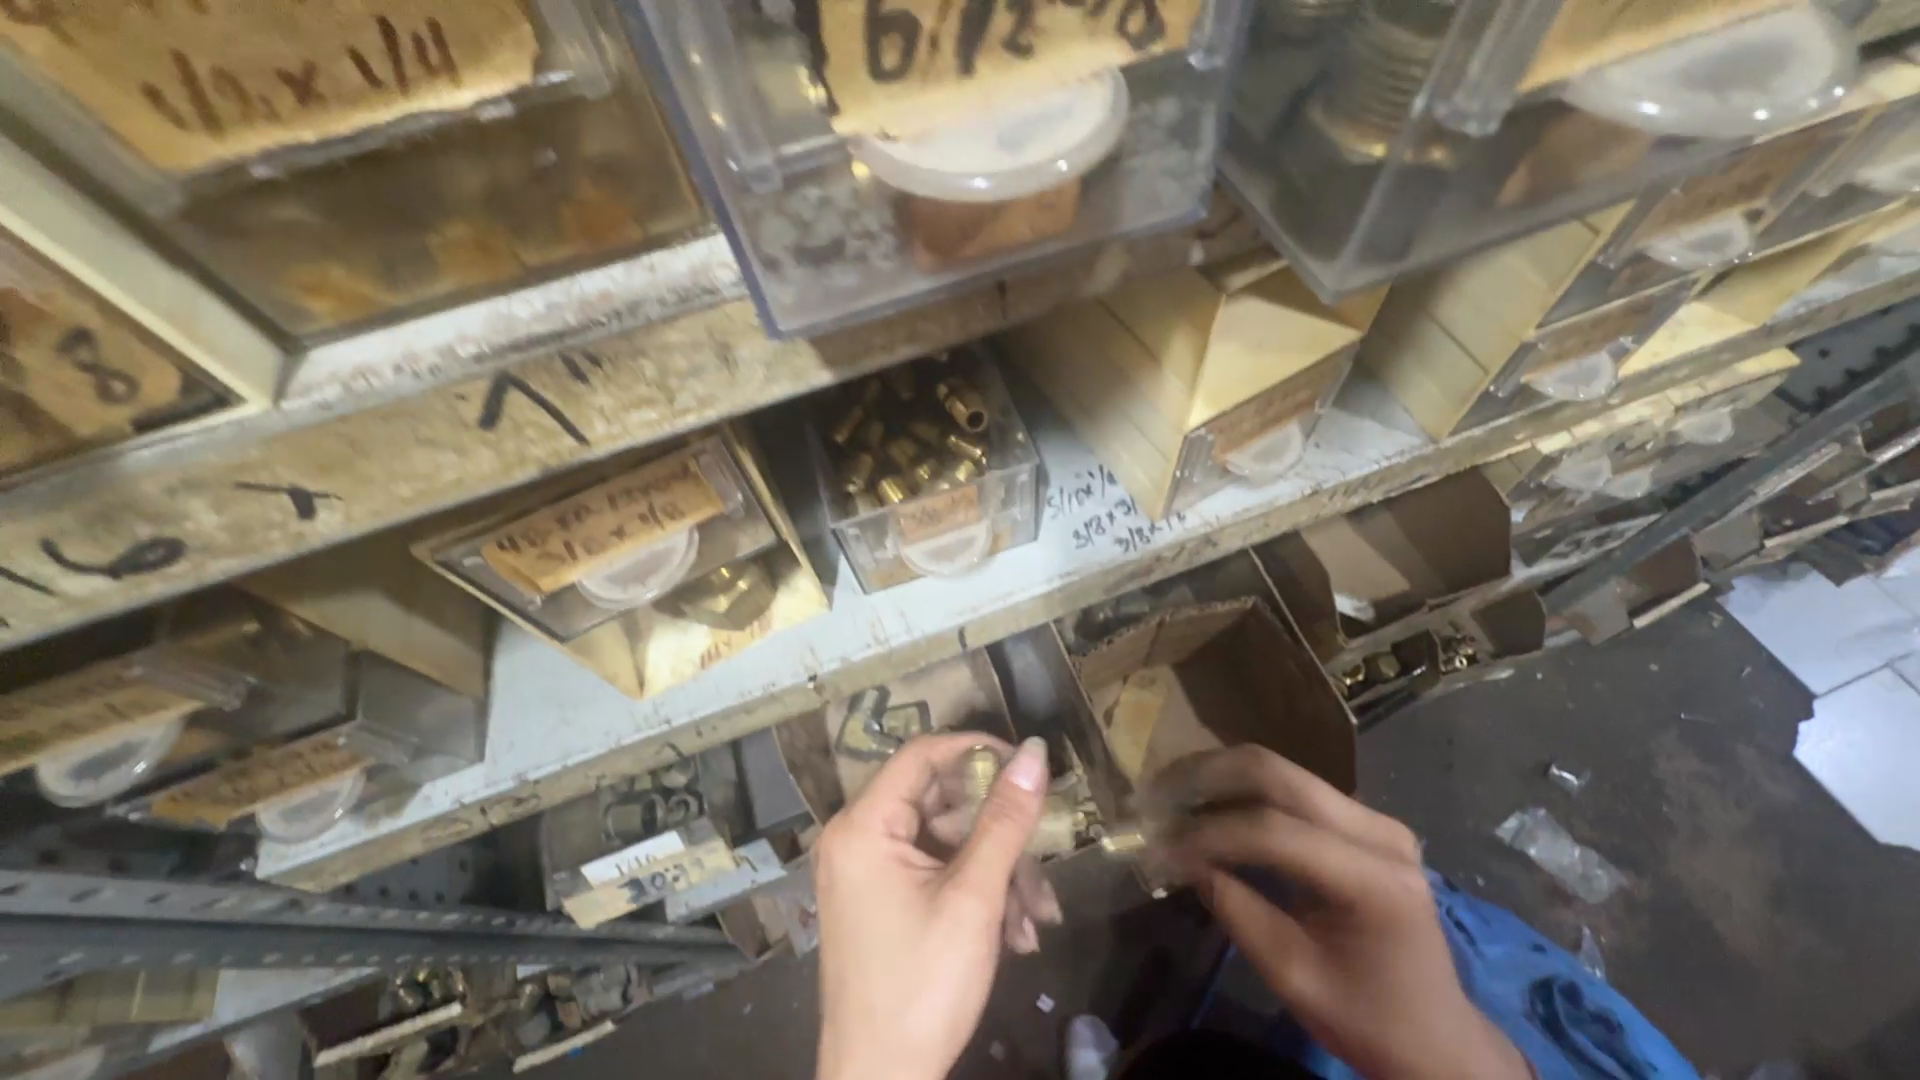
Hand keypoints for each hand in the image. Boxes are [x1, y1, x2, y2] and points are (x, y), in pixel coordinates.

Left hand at [814, 734, 1058, 1079]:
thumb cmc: (923, 984)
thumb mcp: (973, 897)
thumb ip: (1005, 819)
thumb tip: (1036, 752)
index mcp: (864, 825)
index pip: (923, 754)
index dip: (979, 751)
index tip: (1029, 767)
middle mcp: (858, 837)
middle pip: (940, 802)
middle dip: (999, 833)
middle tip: (1044, 860)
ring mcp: (868, 871)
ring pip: (947, 842)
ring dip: (998, 873)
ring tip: (1037, 918)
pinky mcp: (881, 900)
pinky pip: (935, 873)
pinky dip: (976, 894)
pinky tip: (1015, 935)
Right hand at [1149, 746, 1531, 1079]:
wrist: (1437, 1039)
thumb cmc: (1368, 1020)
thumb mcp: (1293, 976)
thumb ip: (1236, 910)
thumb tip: (1181, 859)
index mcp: (1374, 878)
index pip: (1274, 830)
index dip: (1208, 833)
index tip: (1159, 847)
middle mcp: (1380, 832)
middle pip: (1277, 775)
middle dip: (1207, 778)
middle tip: (1156, 794)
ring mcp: (1375, 821)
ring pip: (1280, 773)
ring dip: (1219, 779)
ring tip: (1170, 796)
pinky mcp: (1362, 824)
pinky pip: (1291, 791)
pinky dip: (1241, 793)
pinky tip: (1205, 806)